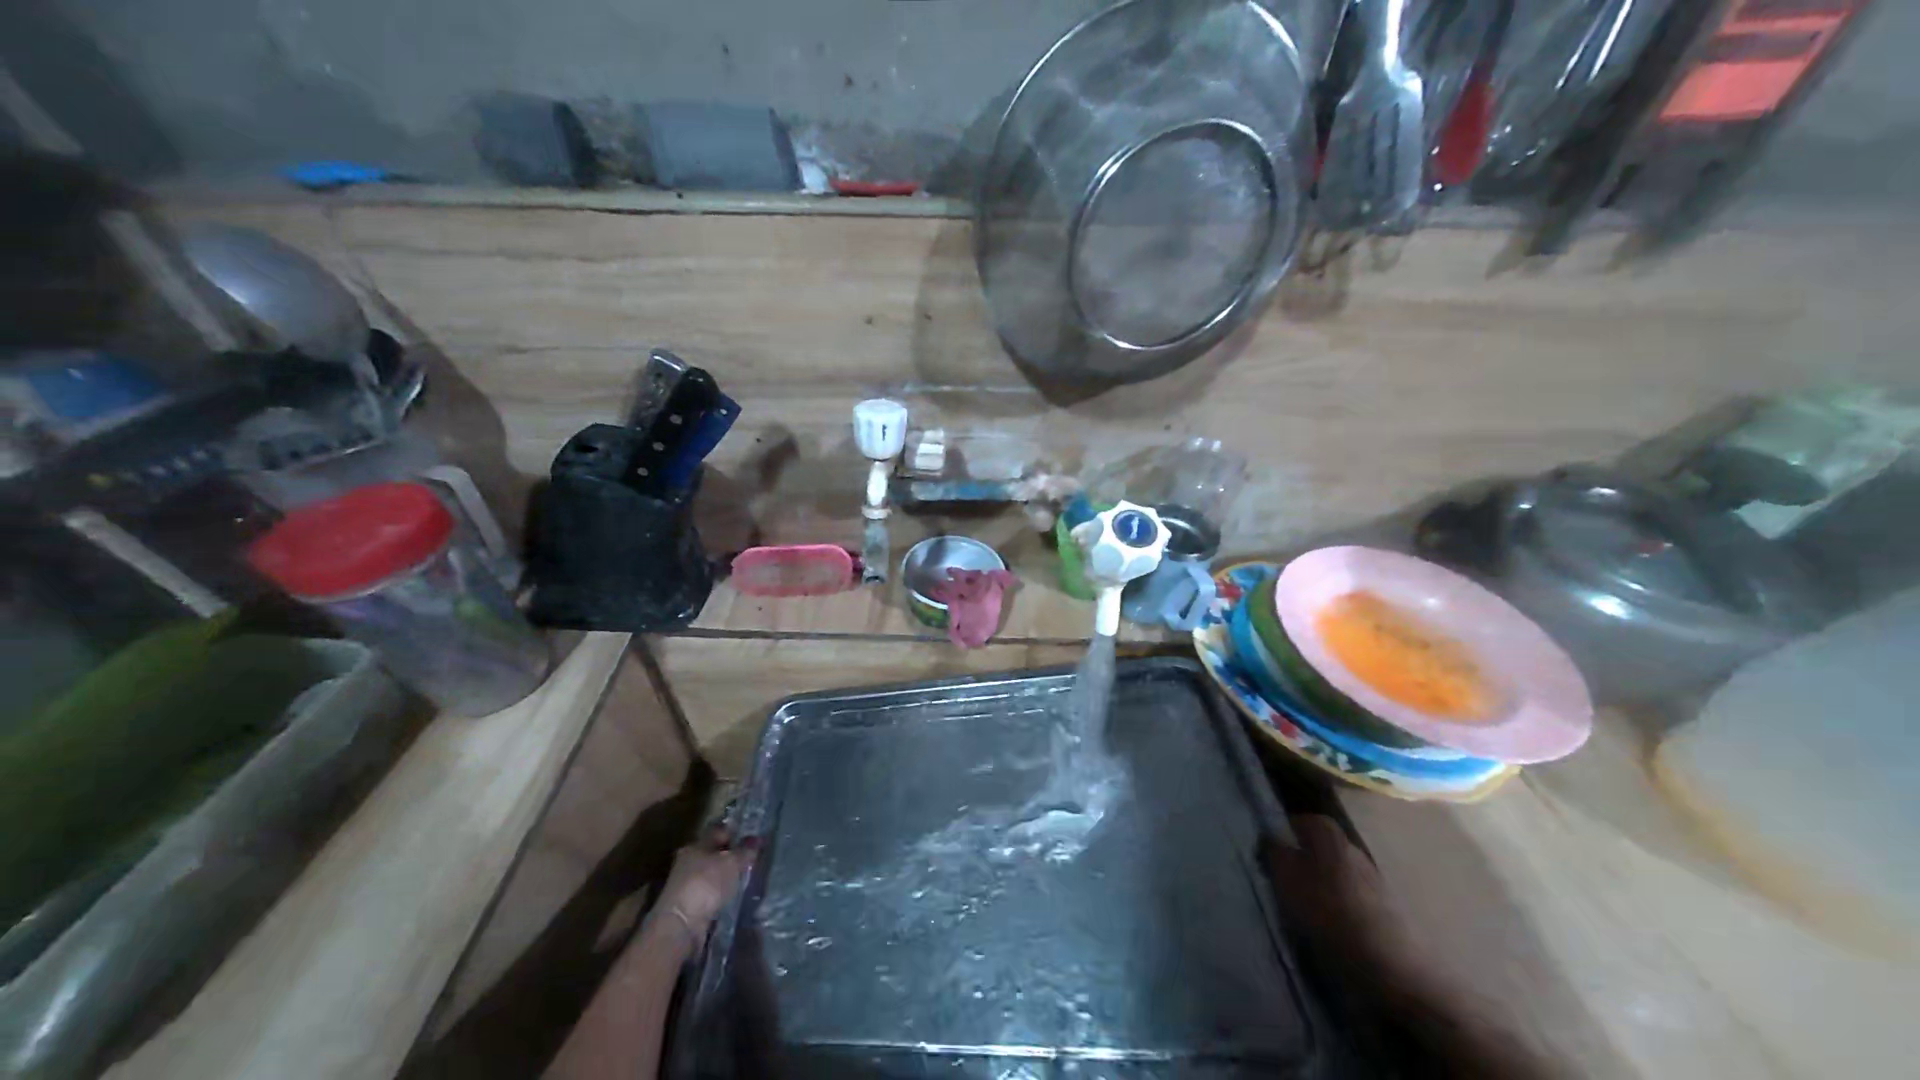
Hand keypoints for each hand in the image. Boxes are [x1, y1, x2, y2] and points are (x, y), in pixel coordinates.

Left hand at [656, 828, 755, 942]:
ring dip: (727, 877)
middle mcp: (688, 862)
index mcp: (696, 845)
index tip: (753, 838)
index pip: (718, 832)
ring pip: (713, 874)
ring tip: (748, 878)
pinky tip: (735, 895)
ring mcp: (687, 885)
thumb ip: (746, 850)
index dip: (736, 833)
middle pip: (714, 854)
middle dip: (732, 856)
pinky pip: (711, 893)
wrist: (681, 925)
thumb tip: (757, 839)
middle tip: (753, 858)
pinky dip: (722, 894)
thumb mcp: (732, 862)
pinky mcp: (689, 906)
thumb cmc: (706, 884)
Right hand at [1264, 814, 1428, 983]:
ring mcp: (1375, 878)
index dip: (1285, 833)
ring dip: (1323, 884)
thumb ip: (1275, 853)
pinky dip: (1341, 904)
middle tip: (1286, 881)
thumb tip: (1271, 837)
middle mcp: (1354, 848)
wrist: (1388, 965)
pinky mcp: (1388, 908)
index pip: (1304, 820)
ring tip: (1308, 908)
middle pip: (1323, 845)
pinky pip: (1354, 895)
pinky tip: (1333, 925)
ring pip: (1339, 871)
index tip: (1271, 853)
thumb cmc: (1328, 913)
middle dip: (1305, 859)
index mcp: (1330, 836)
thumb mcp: (1286, 880)